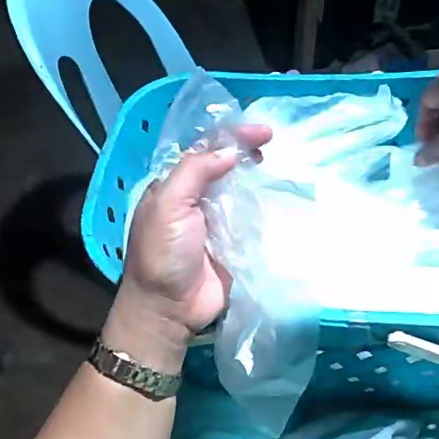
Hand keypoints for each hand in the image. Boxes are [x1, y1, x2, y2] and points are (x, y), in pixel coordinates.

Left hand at [103, 124, 272, 369]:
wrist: (169, 307)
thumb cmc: (163, 253)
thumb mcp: (169, 205)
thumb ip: (194, 173)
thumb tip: (229, 152)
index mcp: (172, 186)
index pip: (203, 151)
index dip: (231, 137)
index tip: (262, 132)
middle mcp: (193, 199)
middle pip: (222, 166)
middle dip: (244, 150)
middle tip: (271, 143)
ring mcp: (213, 221)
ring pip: (237, 188)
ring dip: (254, 174)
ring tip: (274, 163)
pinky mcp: (231, 242)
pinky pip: (249, 217)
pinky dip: (262, 203)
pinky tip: (275, 194)